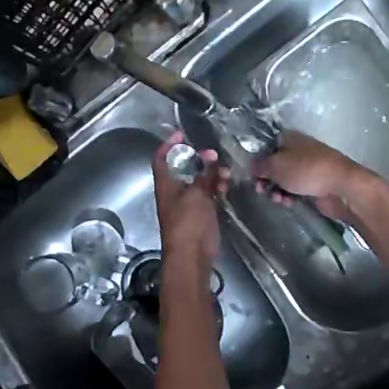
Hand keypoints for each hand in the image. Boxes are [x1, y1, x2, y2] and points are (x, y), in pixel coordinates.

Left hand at [152, 132, 228, 271]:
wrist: (191, 253)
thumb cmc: (187, 221)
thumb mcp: (196, 193)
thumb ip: (205, 174)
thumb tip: (212, 156)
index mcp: (166, 184)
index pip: (162, 159)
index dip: (168, 146)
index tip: (181, 135)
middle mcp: (175, 191)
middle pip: (183, 168)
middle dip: (196, 158)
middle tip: (211, 153)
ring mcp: (189, 202)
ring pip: (198, 180)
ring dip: (210, 173)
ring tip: (224, 171)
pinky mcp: (201, 212)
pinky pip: (208, 193)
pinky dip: (216, 186)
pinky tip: (226, 183)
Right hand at [254, 131, 365, 221]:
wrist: (341, 187)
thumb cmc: (306, 170)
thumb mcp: (276, 165)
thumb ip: (259, 165)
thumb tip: (250, 165)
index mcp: (290, 138)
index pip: (267, 145)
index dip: (257, 158)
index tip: (250, 172)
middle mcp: (298, 151)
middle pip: (275, 164)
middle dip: (265, 178)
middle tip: (260, 189)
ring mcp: (308, 169)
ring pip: (284, 179)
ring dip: (276, 189)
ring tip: (276, 198)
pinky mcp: (314, 185)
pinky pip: (295, 190)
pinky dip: (289, 196)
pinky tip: (288, 202)